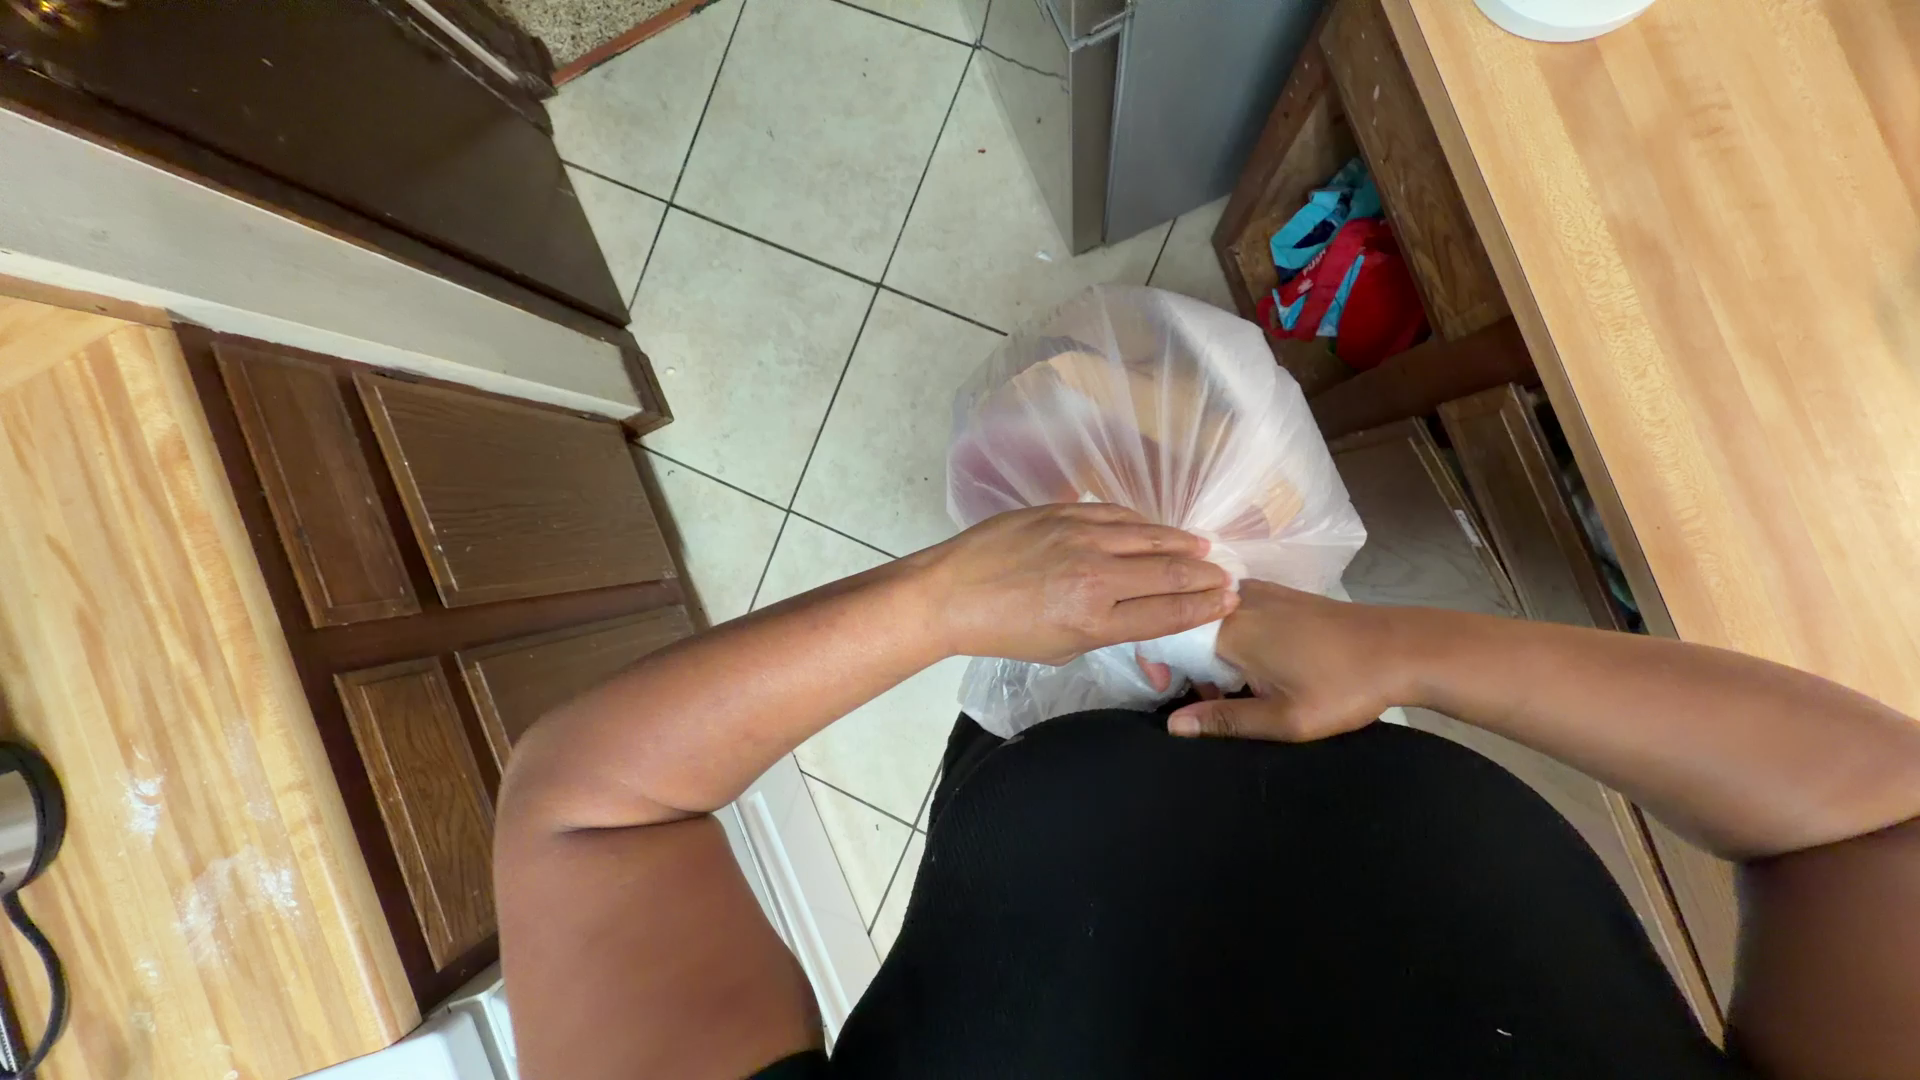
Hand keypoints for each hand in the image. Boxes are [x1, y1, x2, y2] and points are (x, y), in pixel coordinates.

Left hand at [914, 503, 1236, 664]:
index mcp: (1095, 620)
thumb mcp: (1061, 649)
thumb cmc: (1002, 632)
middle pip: (1170, 572)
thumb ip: (1108, 632)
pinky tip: (1155, 527)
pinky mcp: (1062, 511)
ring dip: (1183, 543)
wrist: (949, 593)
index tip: (1229, 600)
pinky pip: (1117, 513)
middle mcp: (1096, 576)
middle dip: (1206, 575)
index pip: (1169, 612)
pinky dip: (1143, 522)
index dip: (1206, 607)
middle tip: (1226, 576)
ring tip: (1203, 548)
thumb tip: (1143, 619)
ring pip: (1149, 535)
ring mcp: (1079, 537)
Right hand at [1166, 581, 1413, 740]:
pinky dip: (1229, 637)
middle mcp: (1235, 600)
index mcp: (1230, 628)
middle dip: (1186, 665)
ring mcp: (1257, 591)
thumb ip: (1224, 720)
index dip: (1155, 664)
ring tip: (1237, 688)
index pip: (1165, 636)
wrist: (1404, 648)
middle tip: (1214, 702)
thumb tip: (1172, 725)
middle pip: (1185, 627)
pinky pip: (1231, 611)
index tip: (1166, 693)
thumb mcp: (1285, 719)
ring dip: (1209, 652)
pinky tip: (1257, 664)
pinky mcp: (1275, 592)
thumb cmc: (1344, 686)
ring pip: (1208, 619)